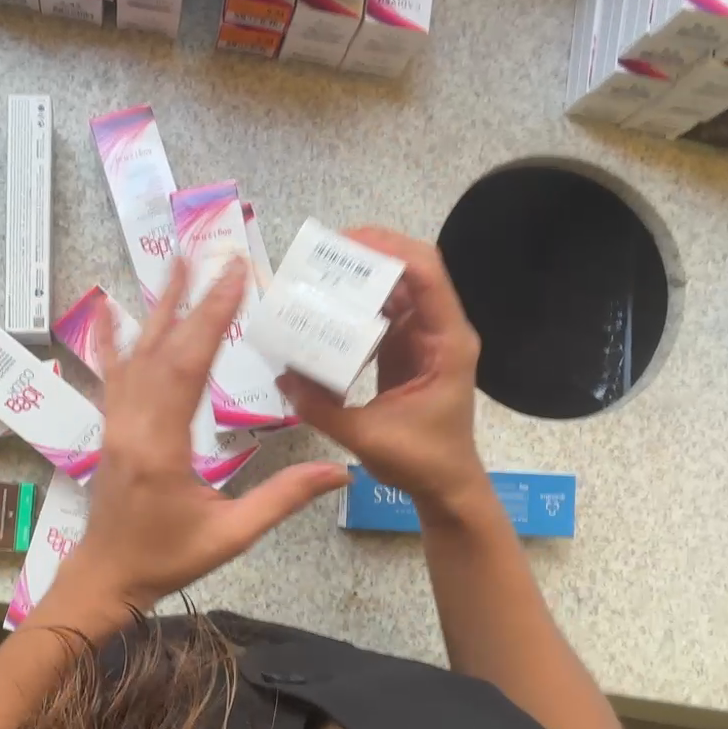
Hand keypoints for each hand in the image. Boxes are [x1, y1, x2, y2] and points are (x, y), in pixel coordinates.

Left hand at [54, 257, 349, 615]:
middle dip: (194, 299)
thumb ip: (282, 500)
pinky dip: (109, 339)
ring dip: (157, 307)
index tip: (235, 276)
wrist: (106, 575)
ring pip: (135, 354)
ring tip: (174, 263)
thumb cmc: (167, 559)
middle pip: (163, 349)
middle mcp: (132, 423)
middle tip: (218, 256)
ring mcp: (114, 422)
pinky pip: (109, 375)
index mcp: (162, 446)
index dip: (213, 317)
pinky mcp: (109, 427)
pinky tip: (105, 310)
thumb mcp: (230, 536)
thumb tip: (340, 471)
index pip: (188, 366)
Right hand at [276, 227, 485, 517]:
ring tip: (318, 274)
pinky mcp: (406, 350)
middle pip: (411, 272)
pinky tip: (325, 310)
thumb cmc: (421, 461)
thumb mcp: (367, 437)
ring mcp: (424, 339)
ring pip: (395, 290)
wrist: (446, 486)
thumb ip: (321, 408)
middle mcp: (439, 331)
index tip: (345, 242)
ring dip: (361, 279)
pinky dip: (356, 308)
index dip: (390, 250)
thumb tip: (281, 376)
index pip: (426, 276)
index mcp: (445, 343)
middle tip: (322, 253)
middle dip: (369, 255)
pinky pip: (383, 316)